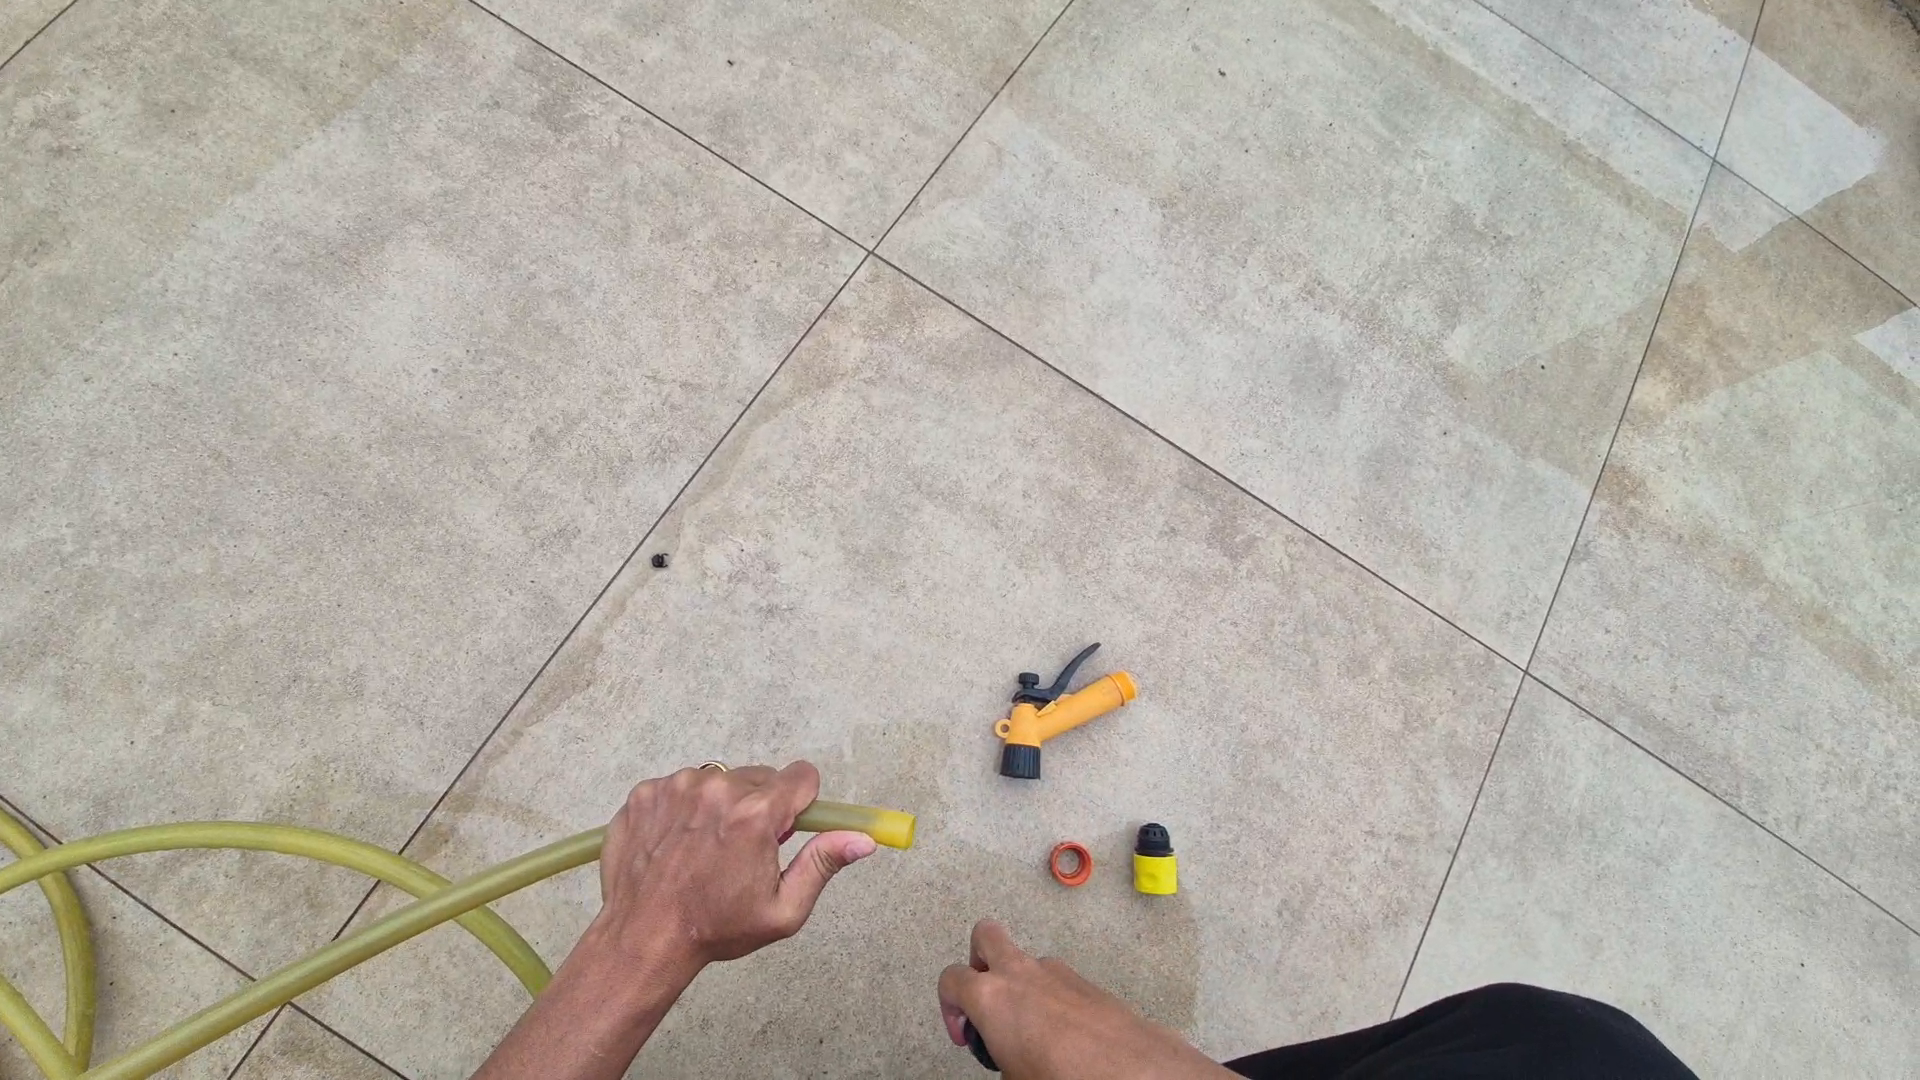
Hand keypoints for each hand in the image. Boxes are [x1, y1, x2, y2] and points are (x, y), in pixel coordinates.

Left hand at [592, 761, 877, 974]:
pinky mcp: (647, 791)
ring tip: (704, 848)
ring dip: (721, 804)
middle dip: (760, 805)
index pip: (802, 775)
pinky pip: (682, 785)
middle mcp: (718, 788)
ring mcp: (677, 786)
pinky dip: (684, 807)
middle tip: (740, 848)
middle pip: (761, 776)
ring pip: (721, 779)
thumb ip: (823, 863)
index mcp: (756, 813)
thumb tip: (862, 839)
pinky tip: (677, 842)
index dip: (800, 801)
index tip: (784, 826)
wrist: (640, 941)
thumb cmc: (714, 929)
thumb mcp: (782, 910)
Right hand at [938, 921, 1231, 1079]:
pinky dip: (1050, 997)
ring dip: (1019, 984)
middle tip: (986, 999)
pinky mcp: (1084, 979)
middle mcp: (1019, 972)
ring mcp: (1054, 970)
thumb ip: (1003, 1060)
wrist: (1129, 1071)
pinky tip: (1064, 1037)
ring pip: (1024, 959)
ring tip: (1032, 1032)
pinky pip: (1055, 978)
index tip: (965, 1037)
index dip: (949, 1008)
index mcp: (991, 996)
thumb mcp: (1014, 1079)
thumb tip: (1011, 1061)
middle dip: (978, 959)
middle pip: (985, 935)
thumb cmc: (1060, 1078)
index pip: (950, 979)